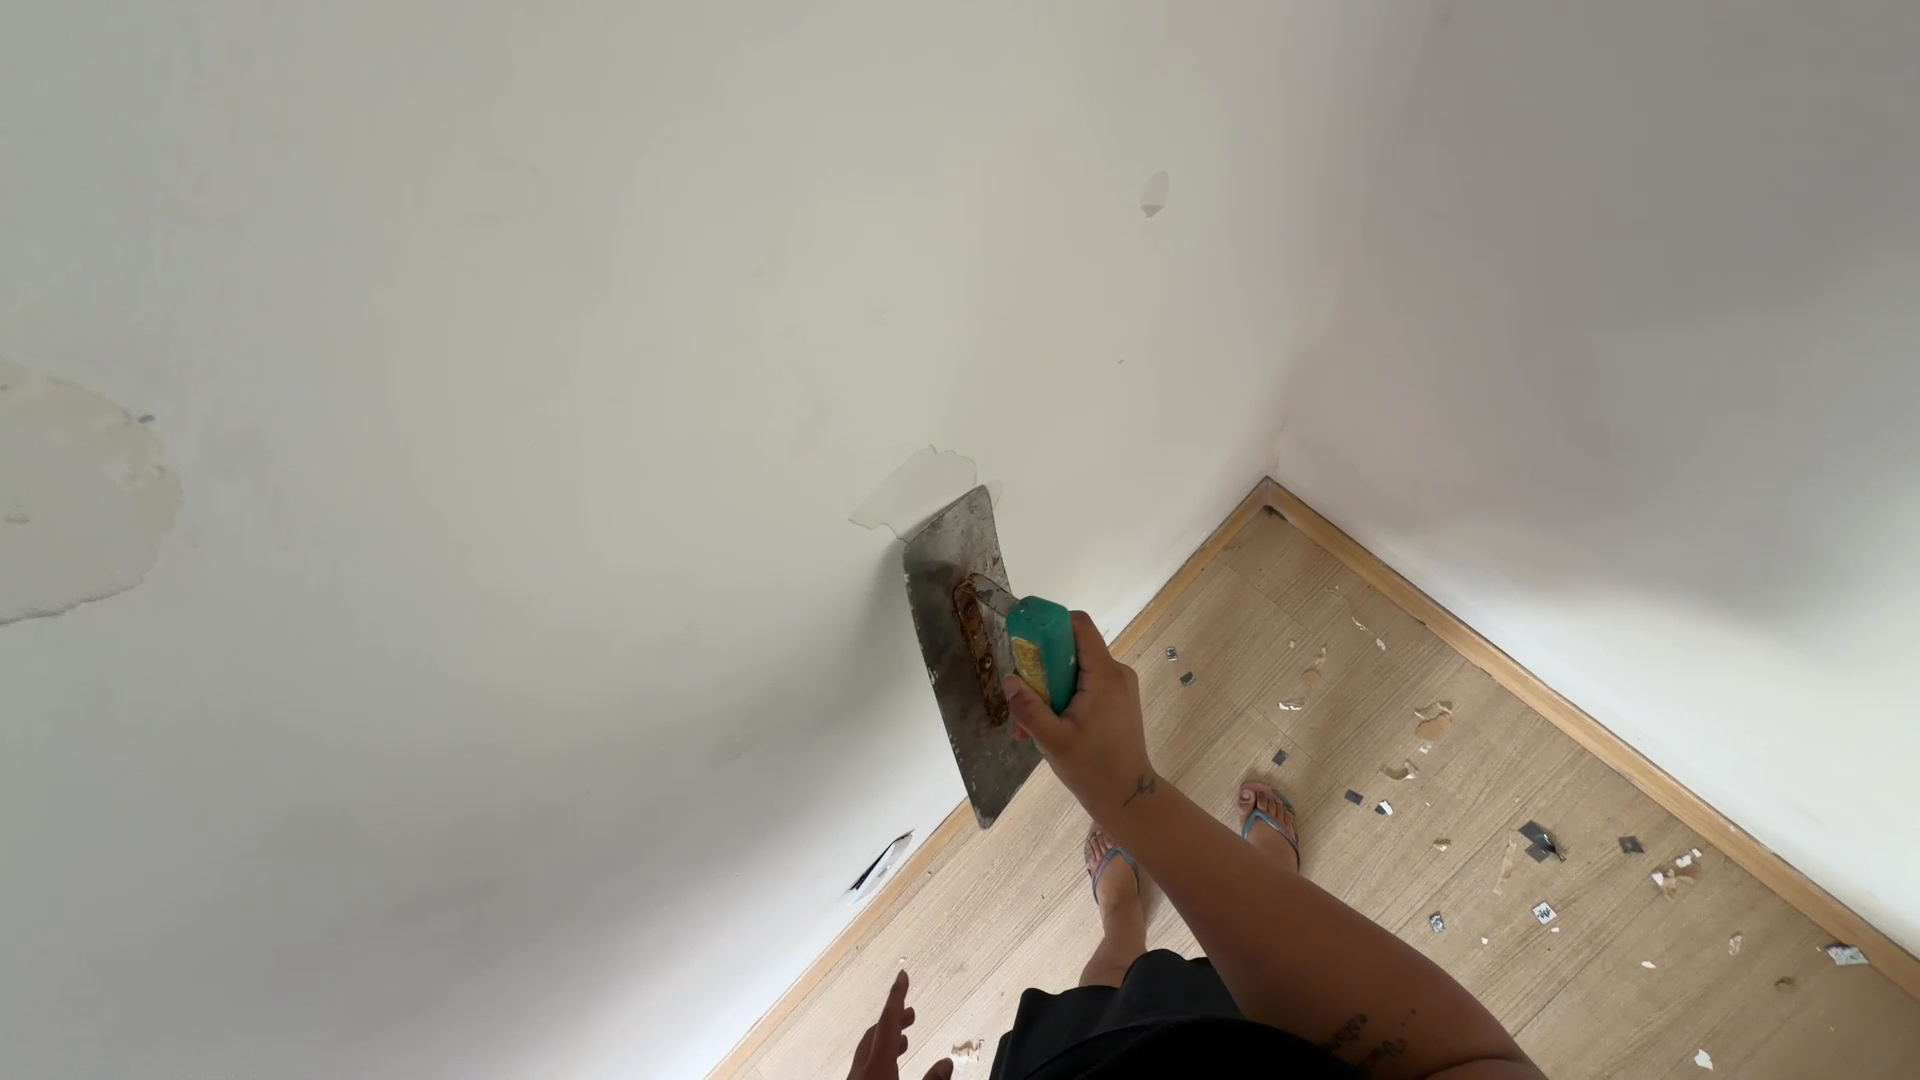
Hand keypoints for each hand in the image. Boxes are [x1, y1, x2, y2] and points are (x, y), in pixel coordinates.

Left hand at [845, 970, 952, 1079]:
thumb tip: (947, 1063)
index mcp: (876, 1067)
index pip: (887, 1022)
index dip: (897, 996)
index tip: (902, 974)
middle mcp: (859, 1072)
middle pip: (875, 1034)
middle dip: (893, 1018)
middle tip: (911, 1013)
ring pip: (867, 1051)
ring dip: (885, 1039)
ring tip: (903, 1039)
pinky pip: (864, 1065)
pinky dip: (878, 1055)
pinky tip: (888, 1067)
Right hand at [1002, 611, 1157, 815]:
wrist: (1129, 798)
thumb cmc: (1093, 770)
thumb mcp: (1053, 741)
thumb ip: (1029, 709)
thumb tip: (1009, 679)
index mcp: (1104, 676)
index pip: (1079, 625)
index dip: (1050, 623)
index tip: (1026, 637)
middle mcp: (1116, 672)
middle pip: (1073, 647)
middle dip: (1043, 666)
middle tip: (1026, 693)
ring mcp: (1119, 685)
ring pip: (1076, 668)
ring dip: (1051, 688)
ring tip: (1035, 722)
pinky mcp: (1118, 698)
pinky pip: (1086, 684)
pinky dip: (1065, 697)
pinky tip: (1052, 726)